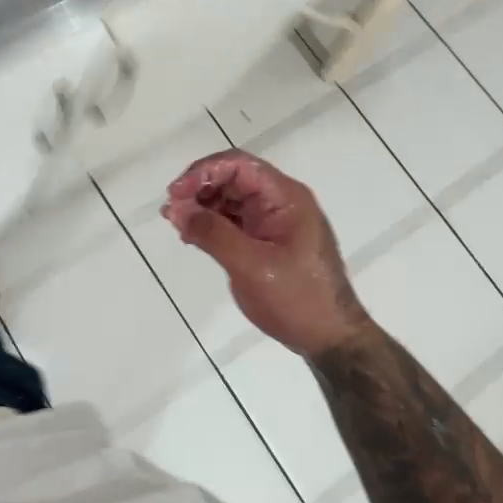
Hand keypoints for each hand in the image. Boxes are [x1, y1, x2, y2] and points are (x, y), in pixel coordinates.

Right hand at [163, 150, 368, 358]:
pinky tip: (192, 237)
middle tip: (172, 212)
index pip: (238, 165)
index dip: (203, 172)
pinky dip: (212, 224)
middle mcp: (281, 202)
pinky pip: (234, 220)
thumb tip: (175, 208)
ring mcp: (275, 221)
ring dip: (202, 206)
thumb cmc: (296, 299)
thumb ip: (212, 233)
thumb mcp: (251, 266)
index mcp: (285, 198)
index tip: (175, 194)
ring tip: (178, 226)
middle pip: (233, 178)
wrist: (331, 338)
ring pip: (231, 198)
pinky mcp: (267, 240)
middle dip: (199, 188)